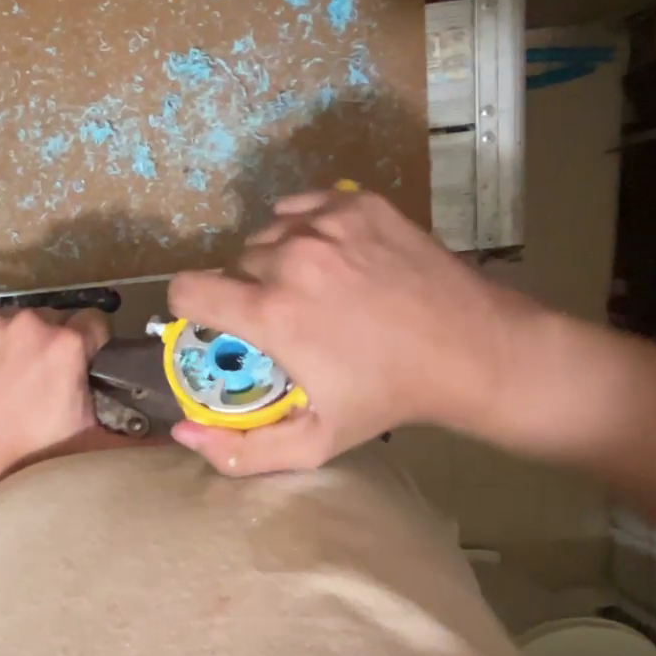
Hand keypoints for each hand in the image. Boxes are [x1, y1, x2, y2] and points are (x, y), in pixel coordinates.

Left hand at [0, 308, 125, 482]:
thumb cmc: (26, 456)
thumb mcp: (88, 442)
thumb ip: (131, 435)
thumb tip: (169, 442)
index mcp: (67, 345)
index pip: (95, 323)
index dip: (92, 346)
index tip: (82, 368)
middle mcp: (30, 323)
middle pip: (54, 322)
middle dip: (54, 345)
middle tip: (43, 381)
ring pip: (17, 322)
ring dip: (19, 342)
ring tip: (8, 379)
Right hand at [168, 187, 541, 474]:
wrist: (474, 350)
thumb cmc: (387, 398)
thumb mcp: (313, 443)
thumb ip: (239, 451)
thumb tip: (181, 432)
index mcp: (272, 313)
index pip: (187, 289)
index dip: (192, 309)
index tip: (215, 324)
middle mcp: (291, 258)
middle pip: (232, 265)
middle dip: (245, 290)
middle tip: (284, 318)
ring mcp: (327, 224)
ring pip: (266, 236)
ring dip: (275, 260)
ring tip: (314, 288)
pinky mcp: (357, 203)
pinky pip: (300, 209)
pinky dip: (303, 229)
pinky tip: (329, 257)